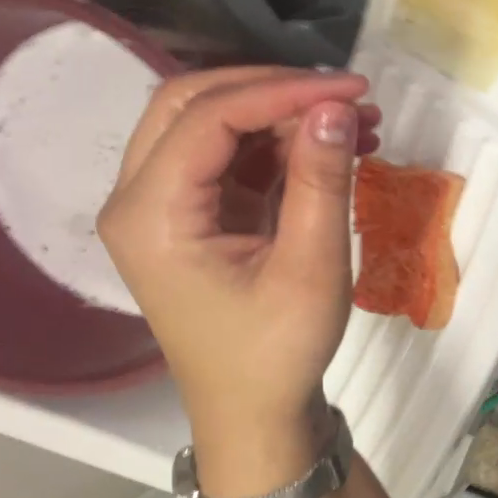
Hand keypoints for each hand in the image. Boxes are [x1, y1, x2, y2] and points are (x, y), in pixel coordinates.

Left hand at [99, 68, 380, 497]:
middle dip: (273, 89)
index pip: (209, 119)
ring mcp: (166, 207)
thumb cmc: (279, 346)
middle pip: (192, 106)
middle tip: (348, 95)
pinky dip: (283, 144)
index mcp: (152, 214)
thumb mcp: (312, 265)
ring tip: (357, 122)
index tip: (356, 90)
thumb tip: (338, 109)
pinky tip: (336, 148)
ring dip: (282, 115)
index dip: (283, 93)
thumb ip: (321, 181)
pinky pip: (233, 158)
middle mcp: (141, 199)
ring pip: (212, 126)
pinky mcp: (196, 216)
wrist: (255, 408)